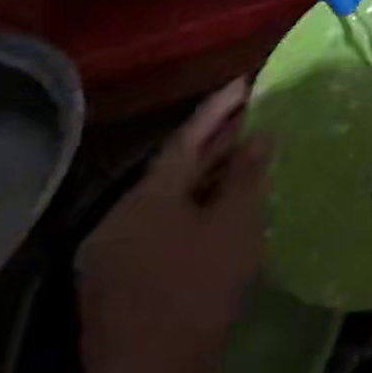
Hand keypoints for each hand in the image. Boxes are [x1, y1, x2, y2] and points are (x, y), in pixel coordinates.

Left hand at [77, 79, 273, 372]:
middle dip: (214, 142)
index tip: (246, 80)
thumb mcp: (234, 227)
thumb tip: (261, 134)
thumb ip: (246, 175)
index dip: (219, 107)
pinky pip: (157, 224)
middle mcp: (118, 216)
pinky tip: (216, 208)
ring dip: (203, 176)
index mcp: (145, 198)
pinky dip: (189, 207)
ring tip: (243, 156)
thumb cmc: (197, 292)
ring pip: (164, 198)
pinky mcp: (113, 280)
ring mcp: (110, 251)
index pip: (186, 138)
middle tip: (253, 116)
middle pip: (172, 167)